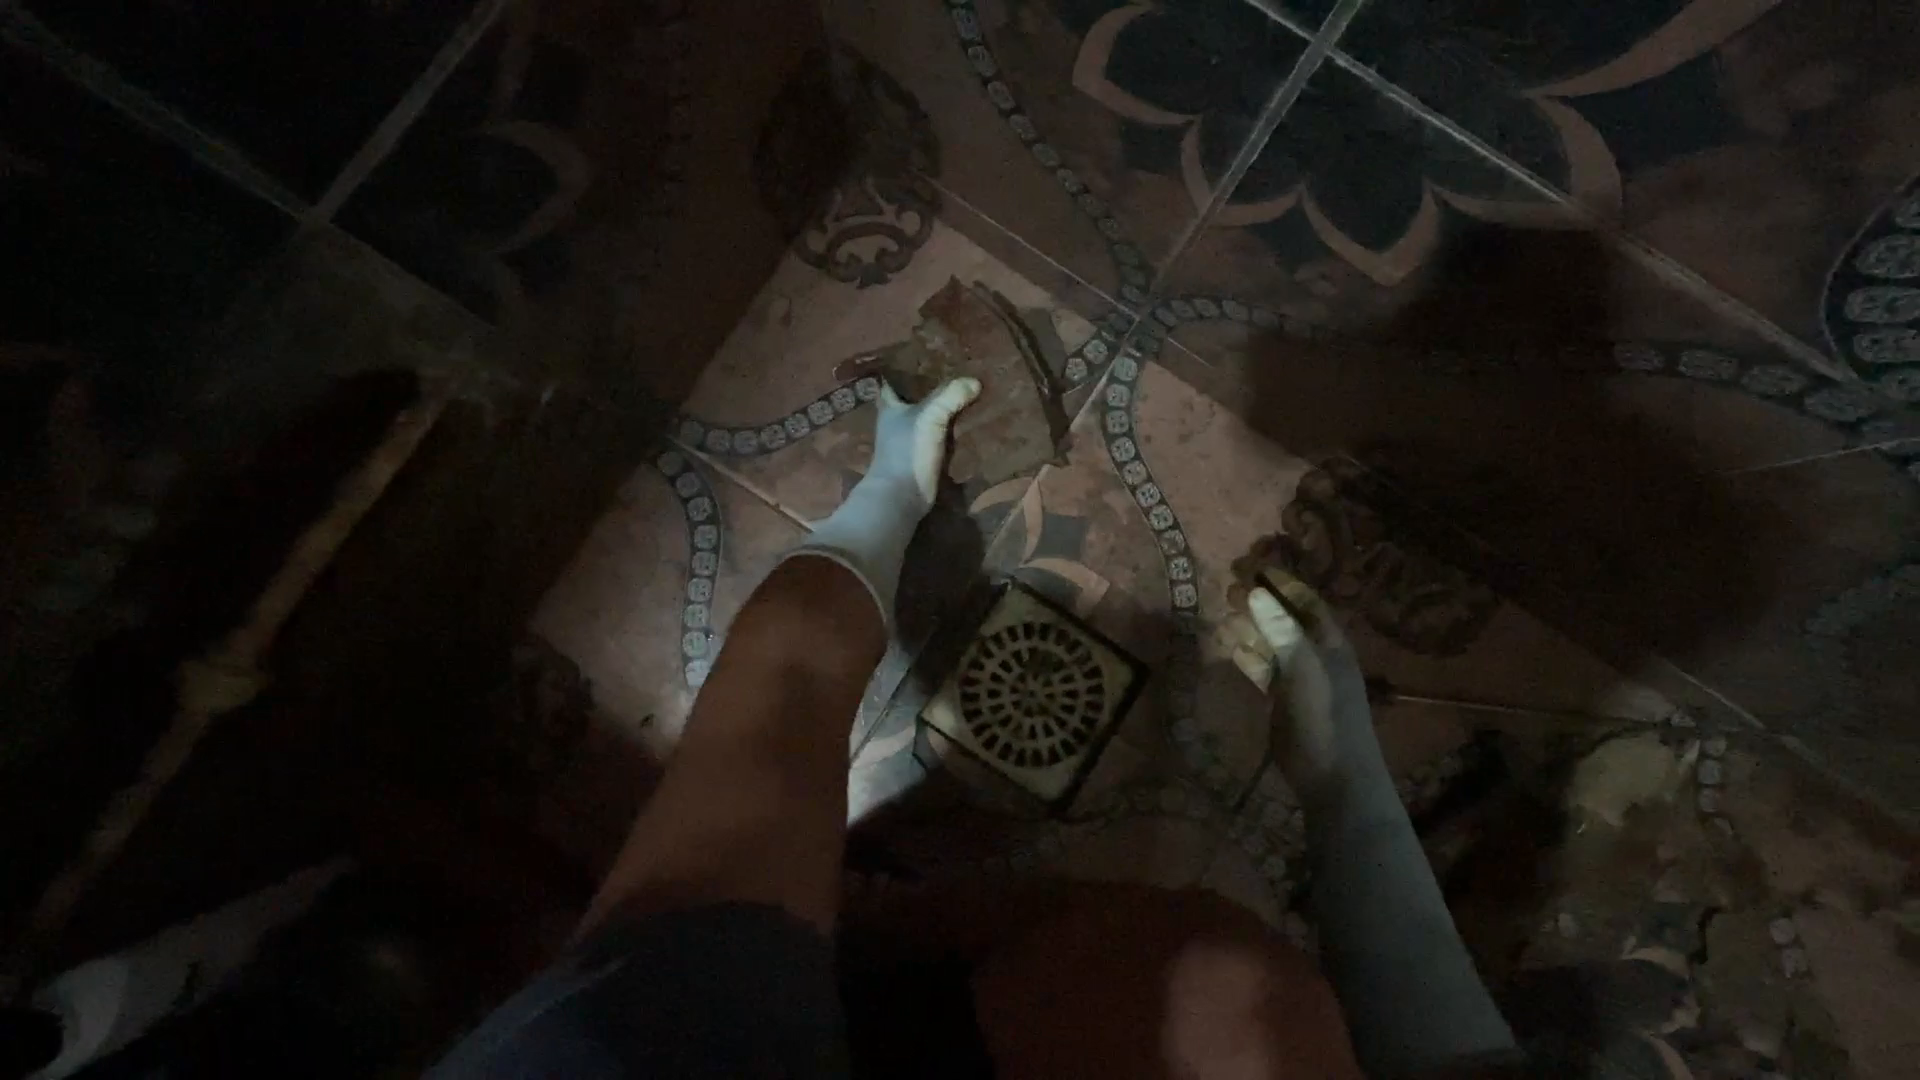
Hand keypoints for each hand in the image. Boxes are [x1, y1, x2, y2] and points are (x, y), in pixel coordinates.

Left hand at [867, 377, 980, 511]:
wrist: (901, 496)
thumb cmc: (907, 451)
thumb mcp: (929, 416)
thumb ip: (950, 396)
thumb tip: (974, 382)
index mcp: (890, 407)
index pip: (893, 381)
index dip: (904, 369)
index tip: (923, 356)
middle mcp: (897, 422)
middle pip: (914, 398)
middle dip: (931, 388)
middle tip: (957, 372)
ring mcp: (910, 443)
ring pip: (929, 419)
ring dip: (944, 410)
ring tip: (969, 394)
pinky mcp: (923, 460)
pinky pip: (940, 439)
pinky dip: (952, 433)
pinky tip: (970, 425)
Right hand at [1247, 575, 1373, 799]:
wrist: (1334, 780)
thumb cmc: (1325, 722)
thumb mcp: (1305, 672)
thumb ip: (1283, 632)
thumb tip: (1256, 593)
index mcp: (1331, 646)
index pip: (1308, 603)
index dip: (1285, 583)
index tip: (1256, 568)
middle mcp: (1317, 657)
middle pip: (1287, 619)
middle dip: (1262, 602)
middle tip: (1231, 588)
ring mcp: (1300, 680)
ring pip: (1273, 643)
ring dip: (1252, 627)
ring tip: (1224, 612)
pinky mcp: (1285, 701)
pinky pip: (1265, 668)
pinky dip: (1249, 655)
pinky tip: (1230, 647)